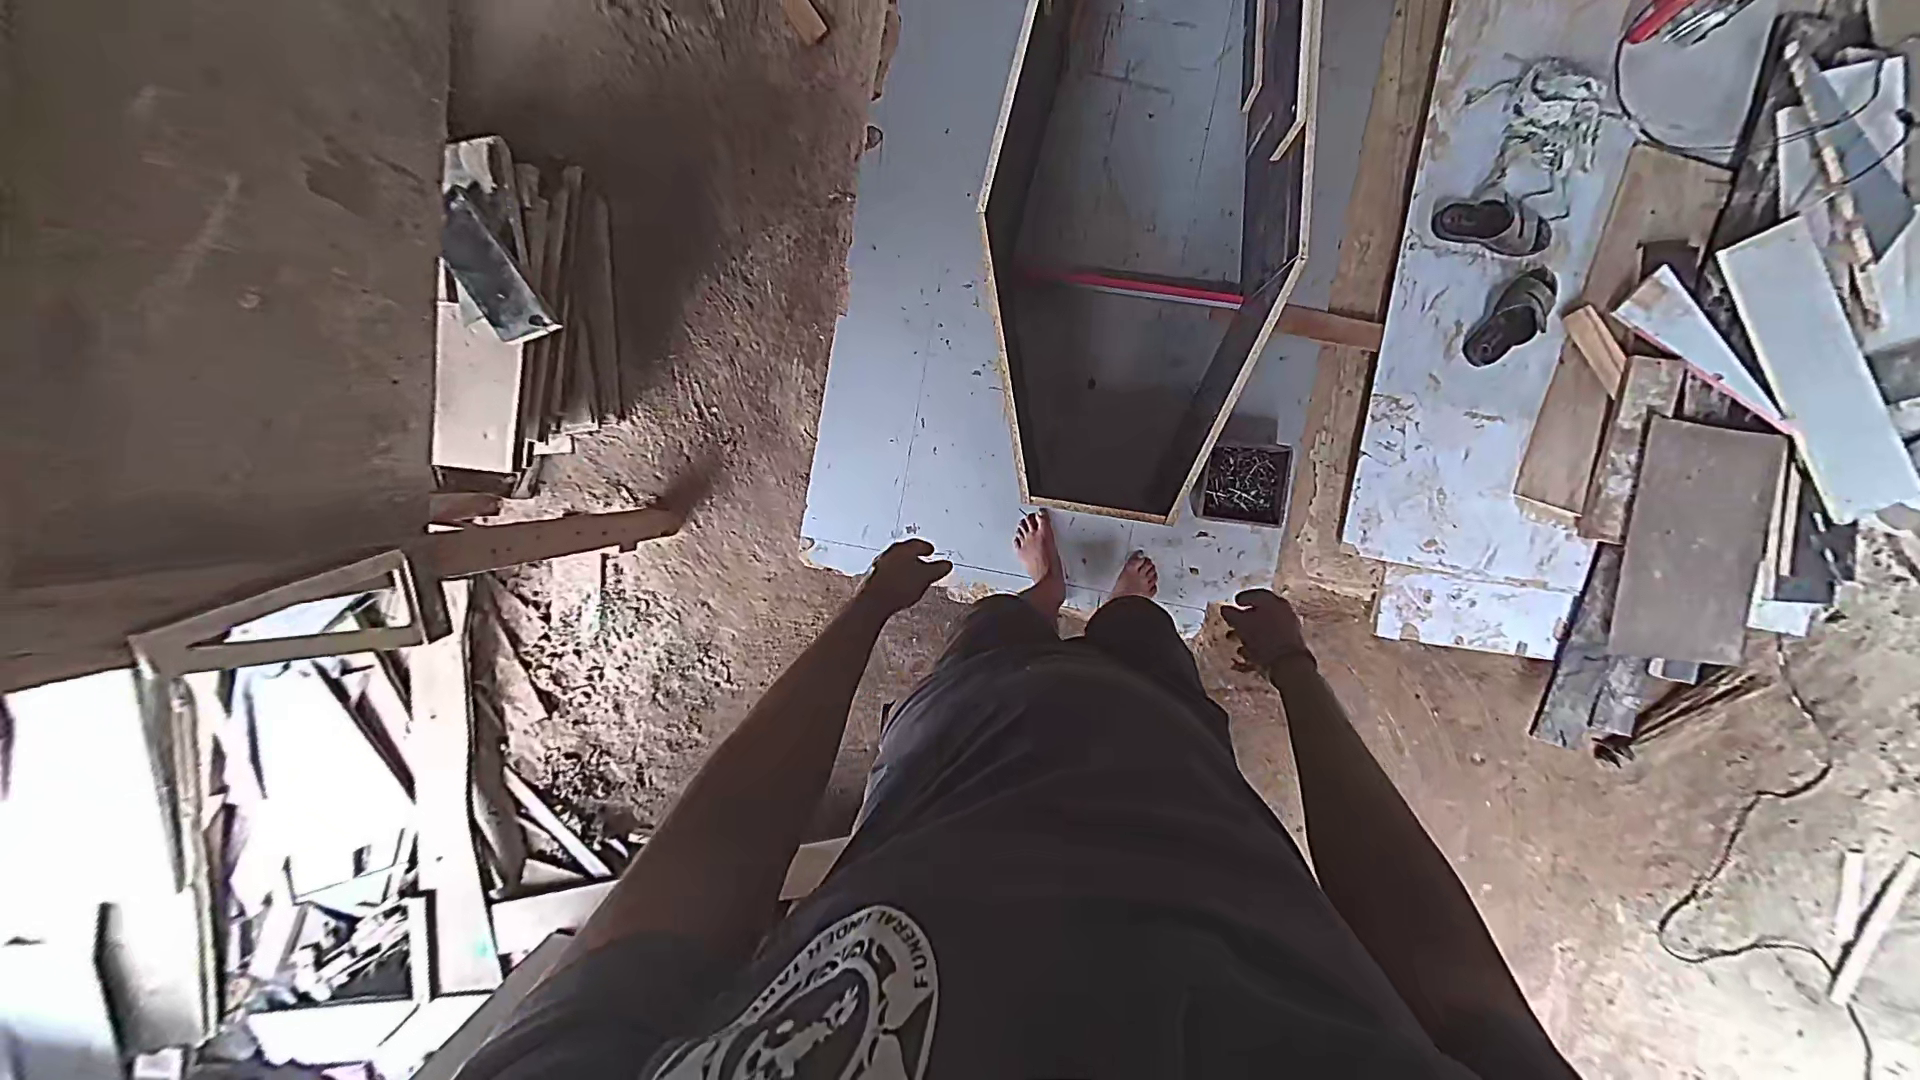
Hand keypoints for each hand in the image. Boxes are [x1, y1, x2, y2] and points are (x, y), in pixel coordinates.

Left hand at [856, 538, 952, 615]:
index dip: (927, 548)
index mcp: (904, 548)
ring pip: (895, 561)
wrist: (873, 601)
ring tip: (912, 576)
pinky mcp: (872, 577)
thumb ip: (938, 569)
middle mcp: (890, 553)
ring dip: (904, 567)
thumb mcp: (926, 577)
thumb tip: (947, 564)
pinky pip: (887, 572)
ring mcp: (879, 564)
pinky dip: (895, 576)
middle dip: (915, 557)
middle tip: (923, 561)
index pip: (918, 543)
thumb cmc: (898, 586)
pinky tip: (898, 585)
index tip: (931, 550)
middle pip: (905, 551)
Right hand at [1222, 589, 1311, 672]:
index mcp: (1271, 601)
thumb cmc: (1262, 638)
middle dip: (1244, 618)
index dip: (1241, 599)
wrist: (1288, 663)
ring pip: (1264, 626)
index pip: (1254, 594)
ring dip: (1250, 632)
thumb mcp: (1240, 623)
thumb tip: (1224, 609)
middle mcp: (1283, 610)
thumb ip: (1230, 614)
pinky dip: (1259, 641)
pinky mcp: (1291, 642)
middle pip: (1260, 611)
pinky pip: (1271, 638)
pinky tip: (1249, 651)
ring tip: (1237, 640)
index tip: (1234, 604)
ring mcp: (1289, 627)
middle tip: (1232, 623)